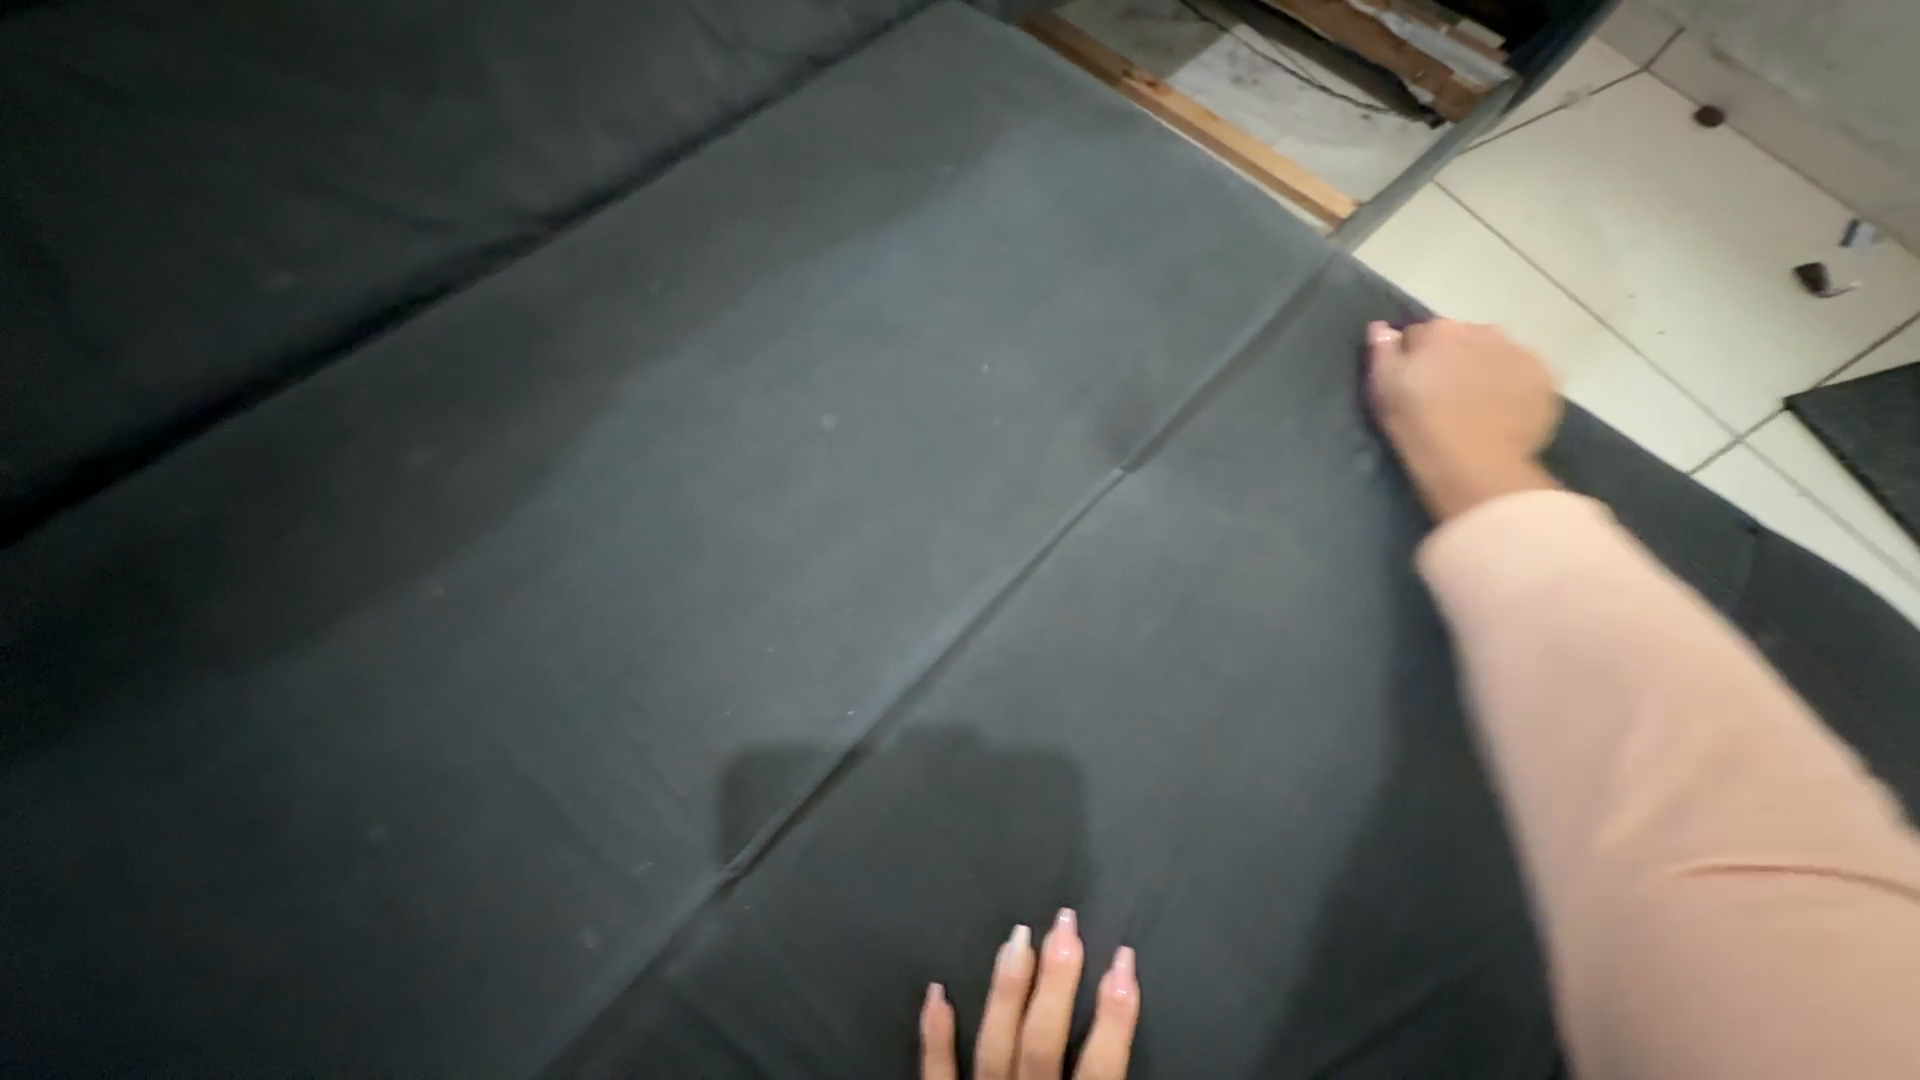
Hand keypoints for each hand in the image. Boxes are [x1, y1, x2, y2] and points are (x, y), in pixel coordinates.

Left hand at [920, 909, 1139, 1079]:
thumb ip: (1109, 1079)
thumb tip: (1123, 1020)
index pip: (1101, 1069)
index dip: (1115, 1017)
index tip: (1124, 958)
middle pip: (1042, 1042)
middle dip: (1056, 982)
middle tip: (1064, 924)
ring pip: (993, 1046)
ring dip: (1006, 992)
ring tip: (1016, 939)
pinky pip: (937, 1074)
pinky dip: (935, 1035)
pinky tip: (938, 992)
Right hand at [1367, 318, 1562, 521]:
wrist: (1473, 461)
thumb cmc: (1418, 422)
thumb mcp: (1383, 387)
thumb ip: (1382, 351)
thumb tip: (1381, 327)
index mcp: (1440, 330)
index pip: (1419, 335)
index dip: (1412, 359)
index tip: (1410, 384)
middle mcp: (1484, 331)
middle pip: (1462, 340)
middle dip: (1452, 360)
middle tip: (1442, 396)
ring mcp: (1520, 353)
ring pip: (1496, 355)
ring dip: (1484, 370)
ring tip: (1474, 406)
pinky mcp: (1546, 379)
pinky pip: (1524, 376)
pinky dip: (1513, 388)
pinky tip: (1500, 413)